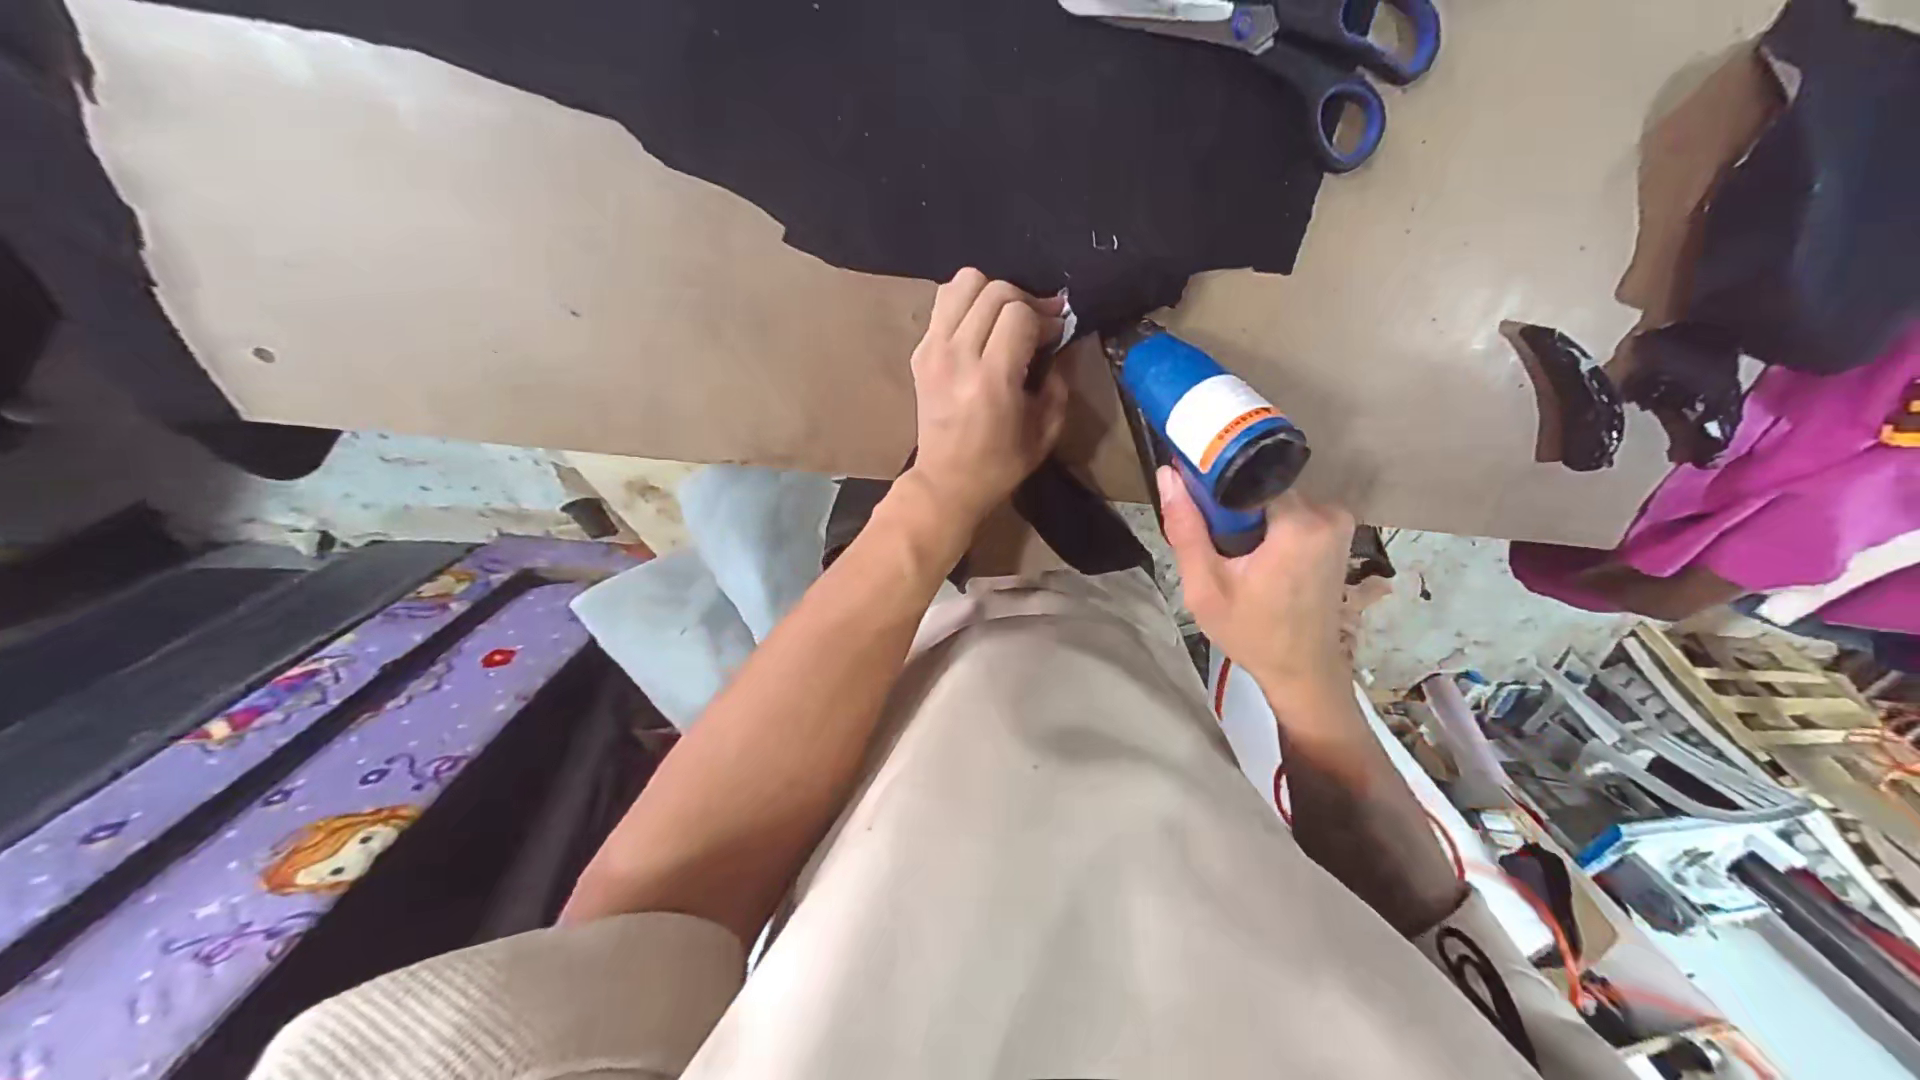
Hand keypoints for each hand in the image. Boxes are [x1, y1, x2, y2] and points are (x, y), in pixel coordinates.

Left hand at [901, 268, 1068, 529]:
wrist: (946, 482)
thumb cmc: (1000, 464)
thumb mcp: (1045, 431)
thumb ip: (1058, 383)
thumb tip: (1058, 344)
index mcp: (991, 380)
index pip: (1019, 314)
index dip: (1044, 316)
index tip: (1056, 332)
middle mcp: (957, 357)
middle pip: (993, 291)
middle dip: (1023, 300)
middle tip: (1037, 323)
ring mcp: (932, 351)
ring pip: (963, 284)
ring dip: (991, 293)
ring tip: (1005, 317)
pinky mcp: (919, 352)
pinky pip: (943, 303)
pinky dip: (966, 304)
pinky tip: (981, 327)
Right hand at [1159, 467, 1354, 700]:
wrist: (1302, 670)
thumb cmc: (1252, 633)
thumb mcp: (1205, 586)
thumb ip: (1186, 528)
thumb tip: (1167, 475)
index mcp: (1299, 524)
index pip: (1245, 476)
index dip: (1213, 487)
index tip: (1193, 507)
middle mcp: (1327, 513)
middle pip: (1260, 486)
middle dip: (1230, 508)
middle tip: (1210, 542)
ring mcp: (1337, 522)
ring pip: (1274, 498)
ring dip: (1247, 517)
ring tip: (1229, 553)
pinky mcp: (1337, 533)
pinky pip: (1291, 511)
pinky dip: (1267, 526)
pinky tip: (1251, 556)